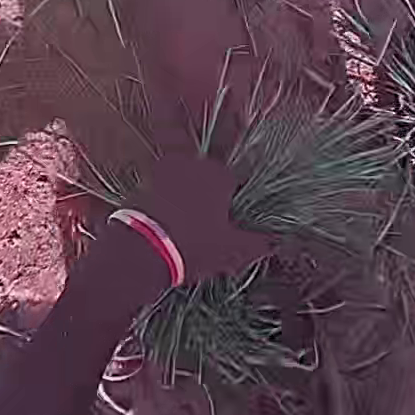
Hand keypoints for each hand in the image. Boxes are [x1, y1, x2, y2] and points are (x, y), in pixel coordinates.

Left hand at [131, 153, 271, 283]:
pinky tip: (166, 222)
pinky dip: (164, 201)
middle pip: (207, 177)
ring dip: (185, 196)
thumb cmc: (192, 245)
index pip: (236, 179)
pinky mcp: (141, 182)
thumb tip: (272, 242)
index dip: (235, 199)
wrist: (141, 249)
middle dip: (209, 195)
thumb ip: (259, 243)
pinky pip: (160, 189)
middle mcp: (191, 165)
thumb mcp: (233, 250)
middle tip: (210, 222)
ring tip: (186, 224)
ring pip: (182, 181)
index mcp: (218, 175)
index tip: (232, 216)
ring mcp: (163, 170)